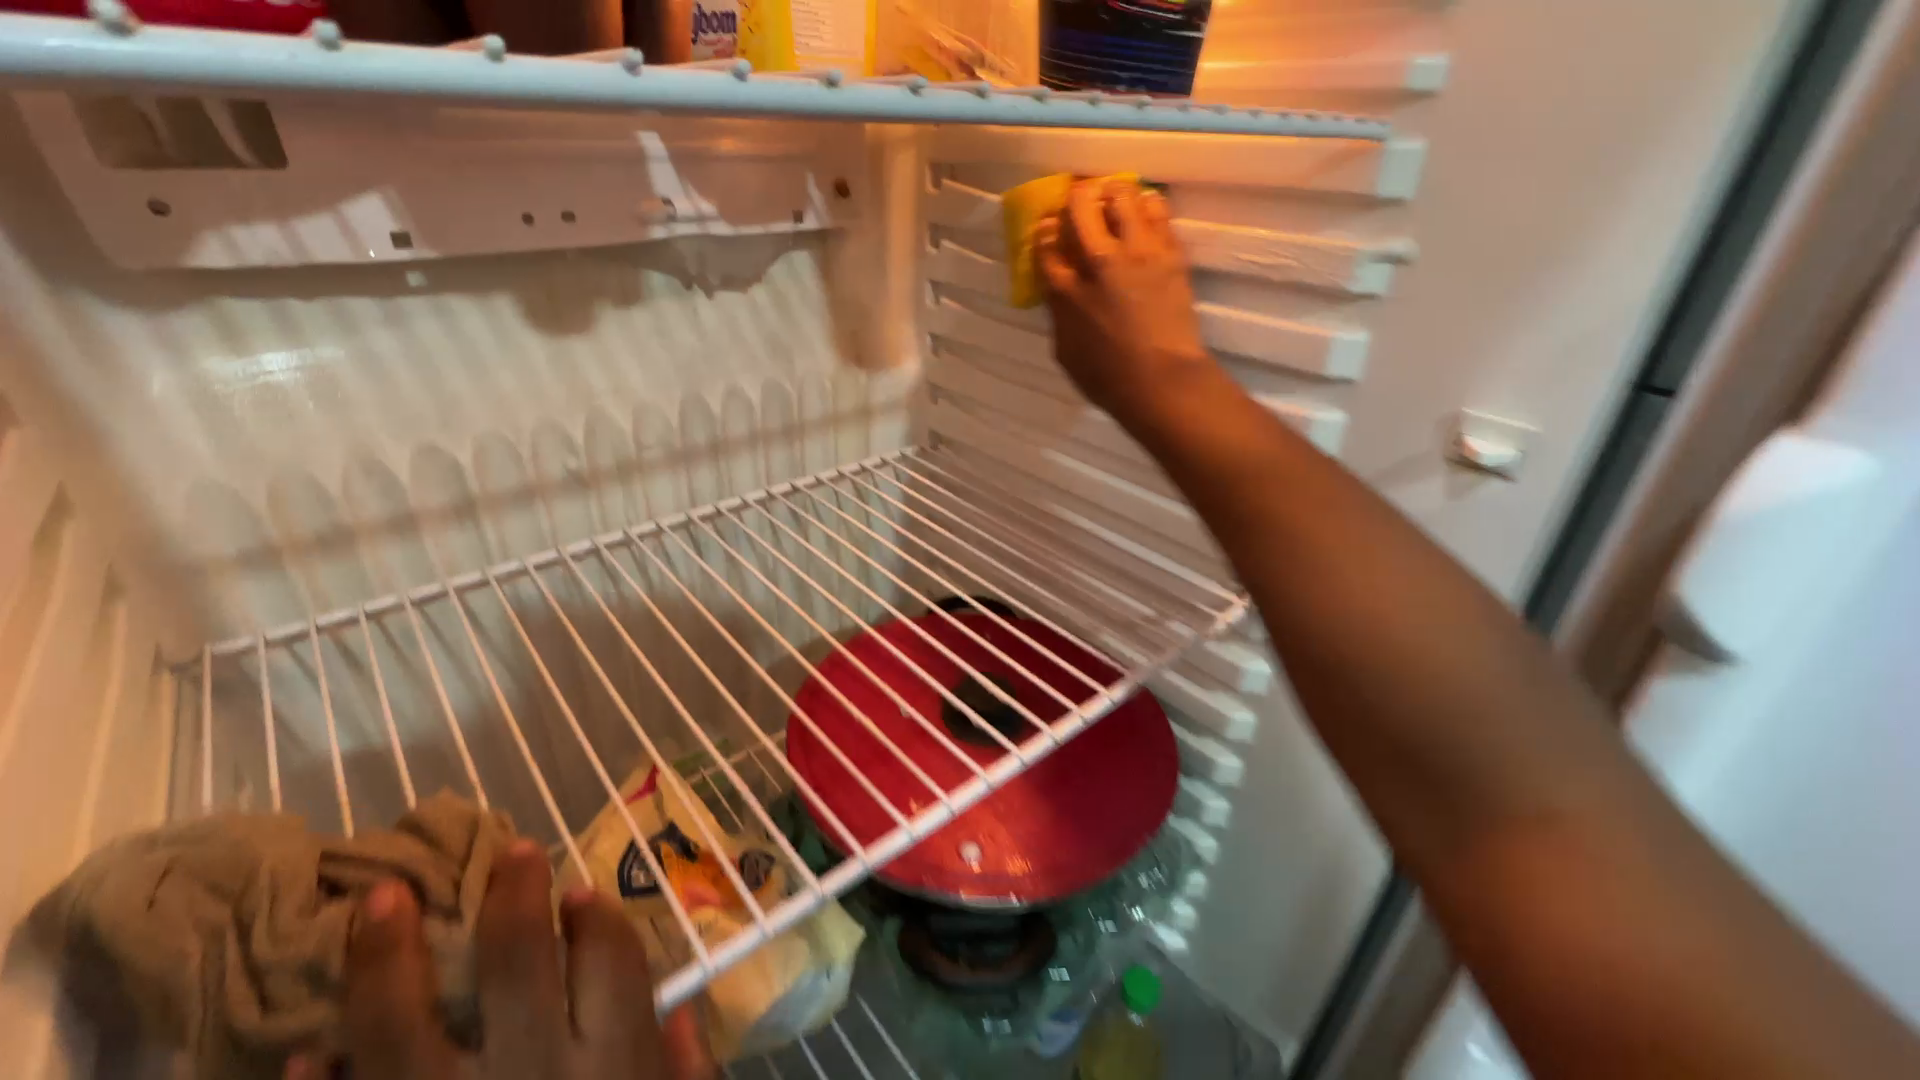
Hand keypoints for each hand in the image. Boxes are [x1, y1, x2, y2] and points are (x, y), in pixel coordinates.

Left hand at [292, 841, 714, 1079]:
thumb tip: (679, 1014)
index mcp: (611, 1066)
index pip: (612, 958)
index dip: (598, 917)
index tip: (579, 894)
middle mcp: (532, 1075)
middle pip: (515, 959)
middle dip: (511, 894)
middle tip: (509, 852)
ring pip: (401, 1023)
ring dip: (383, 957)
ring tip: (379, 901)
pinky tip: (301, 1059)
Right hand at [1036, 177, 1217, 431]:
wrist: (1162, 380)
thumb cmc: (1108, 378)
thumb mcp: (1065, 352)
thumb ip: (1059, 313)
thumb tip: (1059, 290)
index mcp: (1064, 290)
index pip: (1046, 242)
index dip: (1046, 229)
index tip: (1050, 228)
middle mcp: (1098, 261)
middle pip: (1081, 204)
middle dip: (1078, 197)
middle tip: (1083, 203)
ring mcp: (1137, 252)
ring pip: (1122, 193)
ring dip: (1114, 192)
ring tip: (1116, 203)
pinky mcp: (1170, 252)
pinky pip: (1158, 209)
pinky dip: (1147, 206)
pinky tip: (1145, 217)